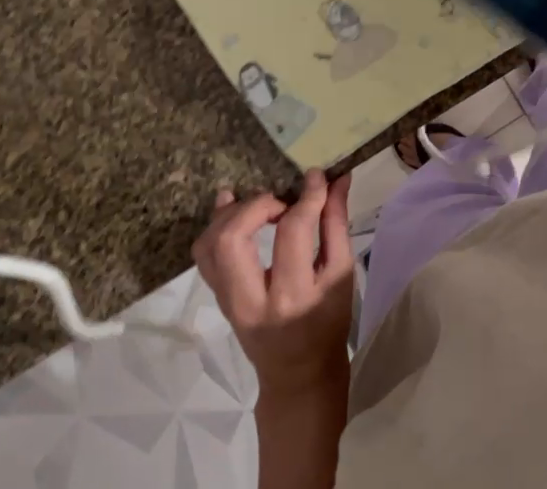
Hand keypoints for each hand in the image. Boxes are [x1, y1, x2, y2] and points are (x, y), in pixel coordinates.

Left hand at [192, 170, 353, 392]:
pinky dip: (216, 224)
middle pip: (232, 238)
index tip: (316, 176)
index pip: (291, 232)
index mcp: (292, 295)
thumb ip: (336, 224)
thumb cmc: (329, 322)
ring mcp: (227, 300)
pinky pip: (204, 255)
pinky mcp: (218, 297)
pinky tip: (232, 204)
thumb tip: (337, 180)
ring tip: (261, 202)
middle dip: (257, 205)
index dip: (306, 197)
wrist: (297, 370)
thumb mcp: (342, 275)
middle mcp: (251, 299)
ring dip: (233, 213)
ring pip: (209, 245)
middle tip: (282, 200)